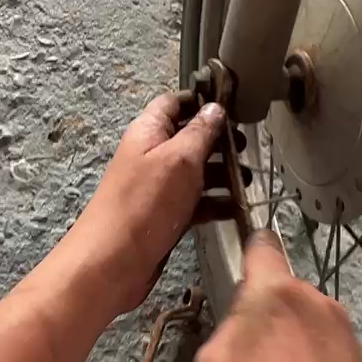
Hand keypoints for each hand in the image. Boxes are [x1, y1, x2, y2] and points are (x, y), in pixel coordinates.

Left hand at [49, 93, 223, 317]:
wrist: (113, 261)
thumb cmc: (142, 204)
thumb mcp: (179, 159)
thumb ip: (200, 132)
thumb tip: (215, 109)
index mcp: (148, 131)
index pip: (174, 103)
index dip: (201, 101)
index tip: (231, 105)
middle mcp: (151, 155)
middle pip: (189, 137)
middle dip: (219, 141)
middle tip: (245, 147)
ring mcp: (158, 186)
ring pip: (195, 171)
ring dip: (222, 173)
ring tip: (248, 179)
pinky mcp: (165, 214)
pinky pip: (195, 201)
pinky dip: (215, 202)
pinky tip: (236, 208)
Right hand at [195, 232, 361, 361]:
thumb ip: (227, 325)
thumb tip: (243, 319)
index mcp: (276, 292)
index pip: (261, 246)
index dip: (246, 251)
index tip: (237, 260)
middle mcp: (318, 301)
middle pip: (281, 290)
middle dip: (264, 312)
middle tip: (247, 356)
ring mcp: (345, 333)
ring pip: (303, 320)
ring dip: (288, 341)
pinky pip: (323, 348)